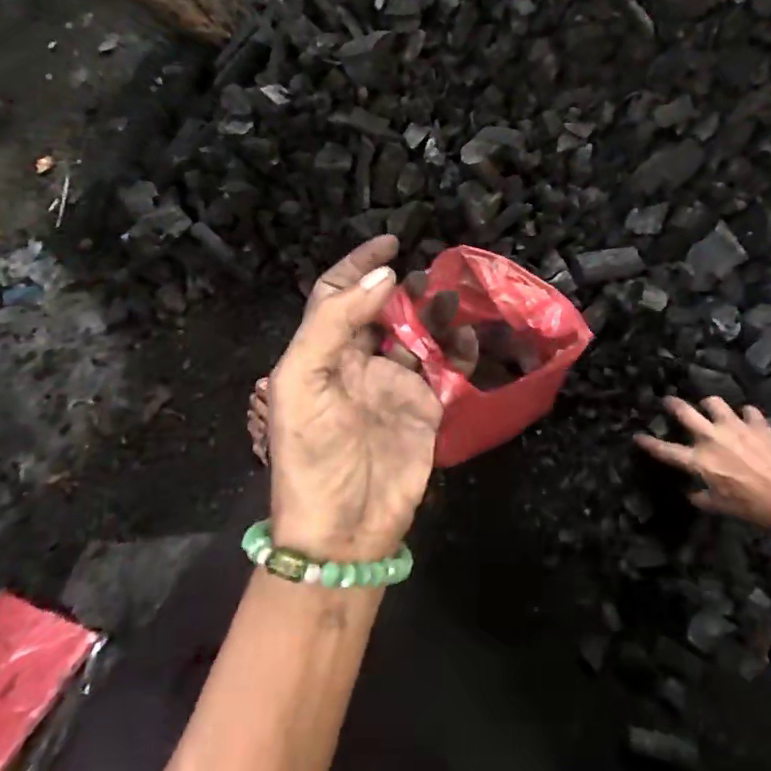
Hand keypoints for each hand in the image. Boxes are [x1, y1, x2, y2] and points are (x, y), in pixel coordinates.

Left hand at [267, 236, 444, 561]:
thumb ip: (335, 322)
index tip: (389, 242)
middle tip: (428, 274)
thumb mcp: (303, 379)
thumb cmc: (311, 451)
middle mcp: (357, 362)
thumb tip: (383, 278)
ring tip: (449, 299)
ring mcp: (394, 384)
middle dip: (403, 287)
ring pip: (417, 333)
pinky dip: (458, 348)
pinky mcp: (425, 408)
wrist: (341, 528)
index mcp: (322, 352)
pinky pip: (445, 367)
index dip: (358, 265)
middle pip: (382, 310)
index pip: (337, 294)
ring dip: (434, 312)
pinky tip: (467, 337)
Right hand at [634, 396, 770, 531]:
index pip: (666, 450)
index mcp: (700, 461)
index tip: (638, 437)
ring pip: (714, 402)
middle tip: (669, 401)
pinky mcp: (758, 425)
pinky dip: (747, 416)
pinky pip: (749, 411)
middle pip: (685, 411)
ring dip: (710, 405)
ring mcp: (735, 427)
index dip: (649, 443)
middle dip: (673, 404)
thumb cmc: (756, 507)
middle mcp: (712, 438)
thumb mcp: (724, 508)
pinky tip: (749, 421)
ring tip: (712, 408)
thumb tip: (693, 495)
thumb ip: (704, 499)